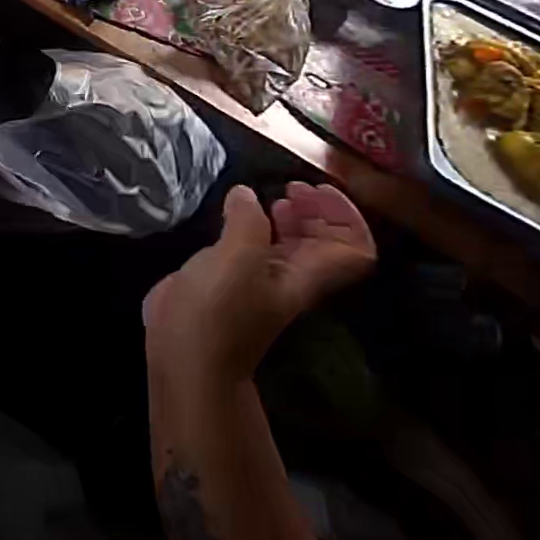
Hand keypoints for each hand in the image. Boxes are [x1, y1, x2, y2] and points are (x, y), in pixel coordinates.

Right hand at [144, 183, 374, 381]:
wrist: (187, 354)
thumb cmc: (219, 308)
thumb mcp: (237, 257)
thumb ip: (246, 220)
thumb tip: (246, 195)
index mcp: (305, 275)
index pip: (352, 248)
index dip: (345, 216)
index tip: (316, 189)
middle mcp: (289, 278)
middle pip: (323, 244)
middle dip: (317, 212)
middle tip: (292, 185)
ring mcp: (259, 281)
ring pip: (290, 245)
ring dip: (288, 218)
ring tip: (271, 196)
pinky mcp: (228, 281)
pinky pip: (255, 247)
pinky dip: (253, 226)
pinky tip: (233, 214)